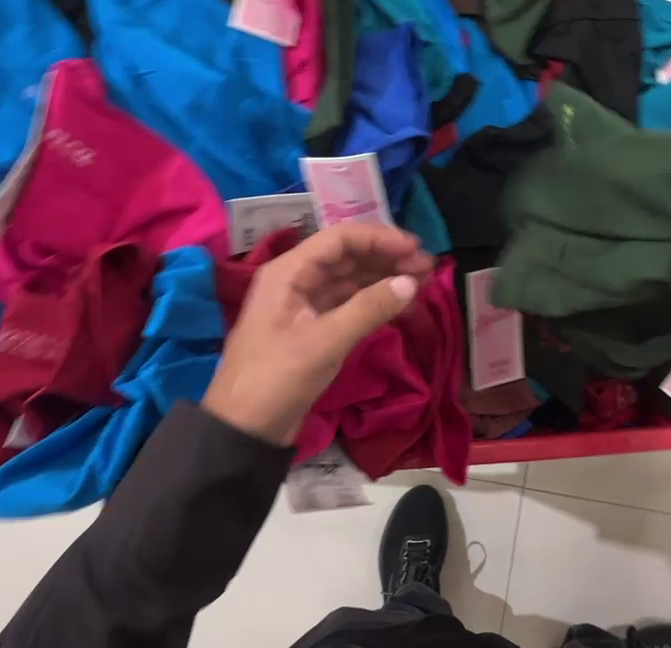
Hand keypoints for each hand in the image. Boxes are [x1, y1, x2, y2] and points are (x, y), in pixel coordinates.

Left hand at [203, 223, 434, 445]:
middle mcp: (295, 279)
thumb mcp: (326, 342)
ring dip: (384, 277)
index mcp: (289, 272)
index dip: (380, 238)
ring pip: (350, 278)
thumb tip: (412, 282)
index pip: (340, 238)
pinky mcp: (311, 327)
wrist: (243, 432)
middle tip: (427, 268)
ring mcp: (303, 303)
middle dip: (387, 257)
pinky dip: (374, 299)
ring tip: (421, 282)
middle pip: (348, 255)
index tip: (415, 249)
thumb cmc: (277, 379)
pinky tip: (399, 304)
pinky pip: (347, 301)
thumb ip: (370, 308)